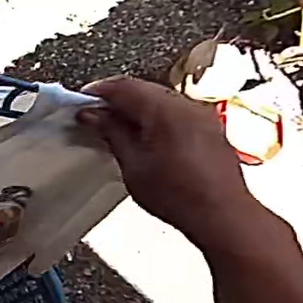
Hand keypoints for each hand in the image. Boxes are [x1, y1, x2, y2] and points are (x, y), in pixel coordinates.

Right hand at [77, 76, 275, 251]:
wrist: (222, 216)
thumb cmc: (176, 194)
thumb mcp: (132, 163)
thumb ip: (111, 132)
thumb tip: (92, 115)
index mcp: (165, 111)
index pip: (124, 86)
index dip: (98, 91)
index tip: (80, 102)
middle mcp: (187, 106)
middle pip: (143, 88)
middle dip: (115, 98)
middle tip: (92, 115)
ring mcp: (201, 116)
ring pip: (159, 98)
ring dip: (134, 107)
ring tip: (114, 127)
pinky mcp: (209, 128)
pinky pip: (174, 110)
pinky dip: (153, 115)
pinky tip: (141, 134)